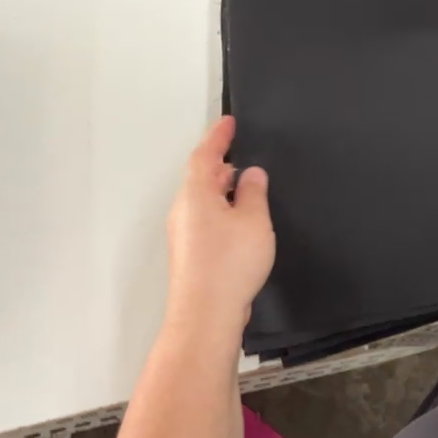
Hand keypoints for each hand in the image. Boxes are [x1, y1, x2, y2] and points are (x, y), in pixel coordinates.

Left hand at [163, 116, 273, 337]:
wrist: (206, 314)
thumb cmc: (229, 263)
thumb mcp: (253, 219)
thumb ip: (254, 191)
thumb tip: (251, 174)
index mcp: (196, 195)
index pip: (205, 155)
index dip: (218, 137)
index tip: (229, 122)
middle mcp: (184, 211)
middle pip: (201, 177)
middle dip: (221, 163)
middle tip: (240, 151)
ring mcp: (184, 234)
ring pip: (203, 200)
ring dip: (223, 189)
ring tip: (247, 186)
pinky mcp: (191, 254)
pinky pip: (206, 219)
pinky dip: (222, 210)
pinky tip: (241, 221)